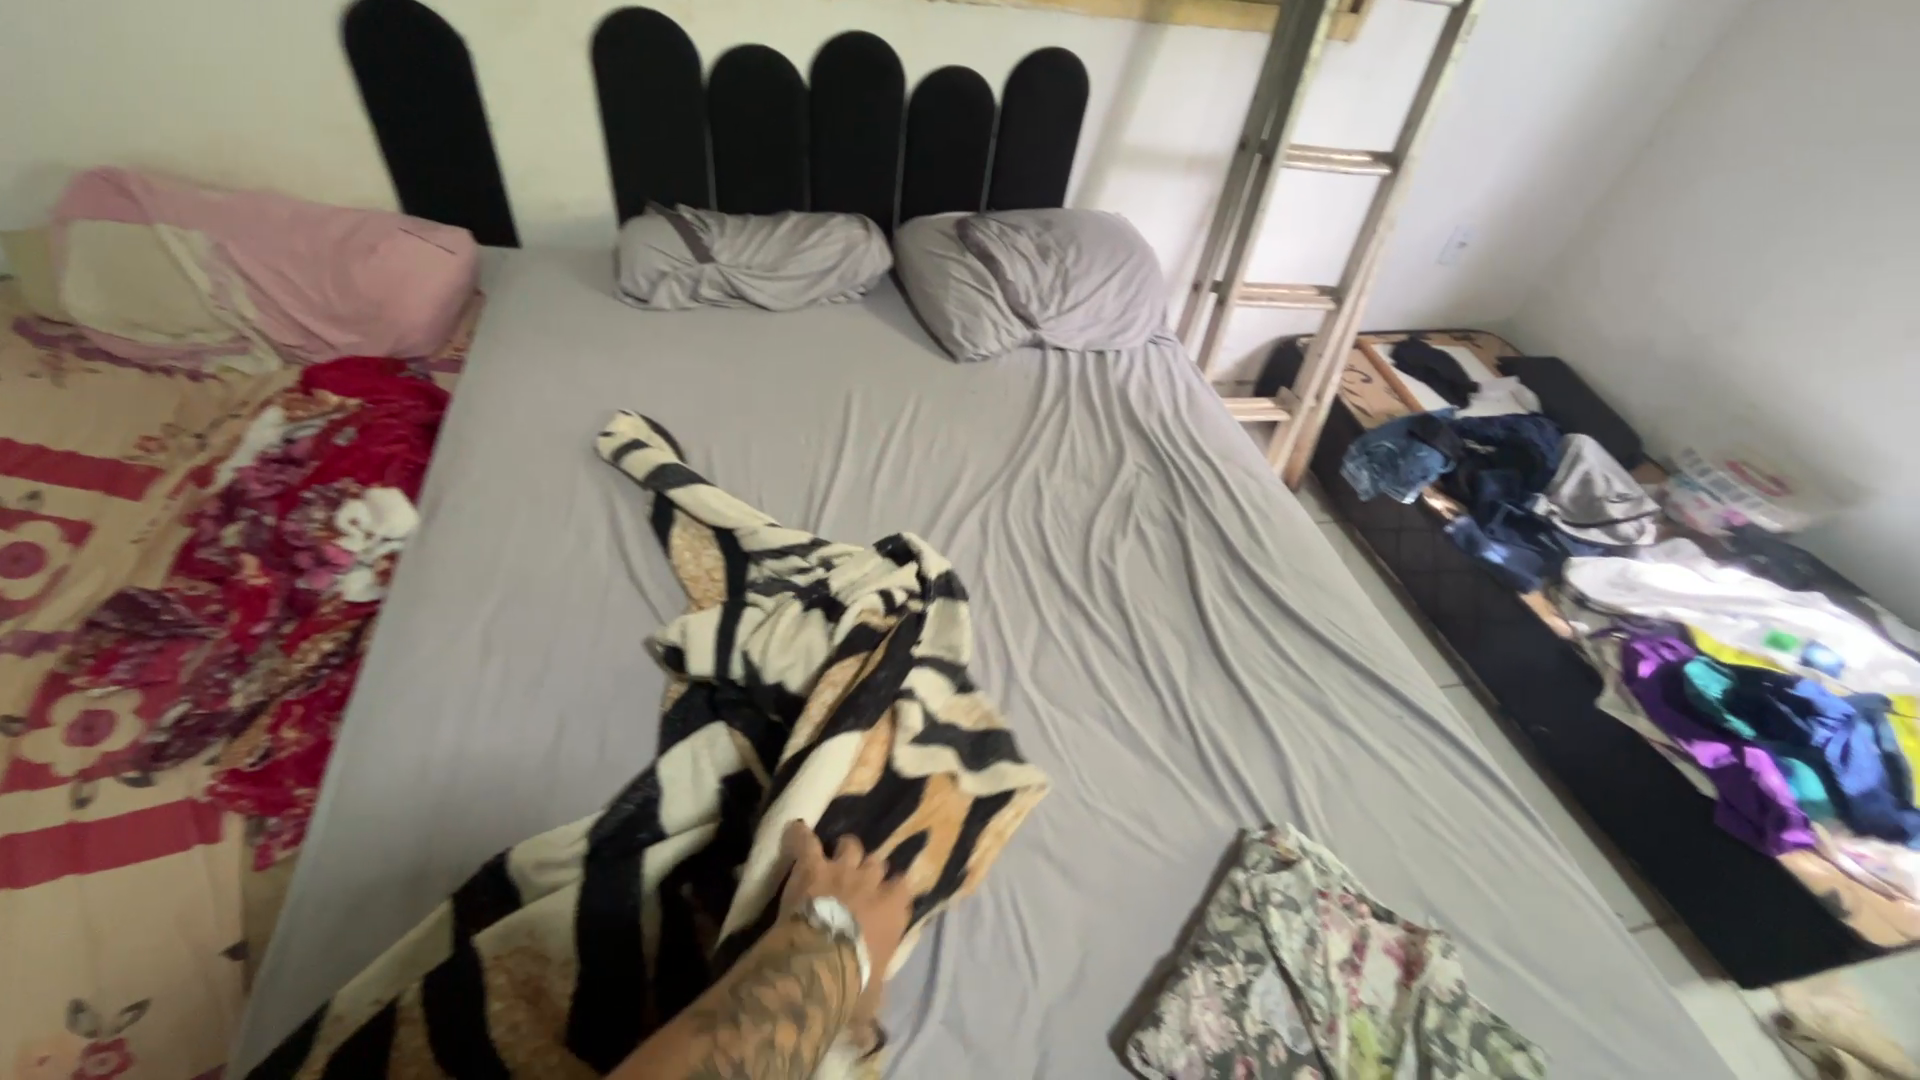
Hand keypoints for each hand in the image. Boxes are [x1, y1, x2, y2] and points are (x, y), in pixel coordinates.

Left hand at [779, 821, 911, 1010]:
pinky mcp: (813, 866)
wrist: (821, 962)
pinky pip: (807, 842)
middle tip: (857, 880)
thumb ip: (874, 996)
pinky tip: (796, 829)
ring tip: (835, 854)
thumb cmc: (854, 981)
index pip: (903, 888)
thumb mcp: (873, 996)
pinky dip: (800, 836)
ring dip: (843, 850)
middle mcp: (873, 882)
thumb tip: (873, 1029)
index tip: (887, 897)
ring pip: (850, 846)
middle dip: (868, 869)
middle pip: (876, 863)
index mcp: (895, 909)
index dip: (893, 890)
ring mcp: (843, 870)